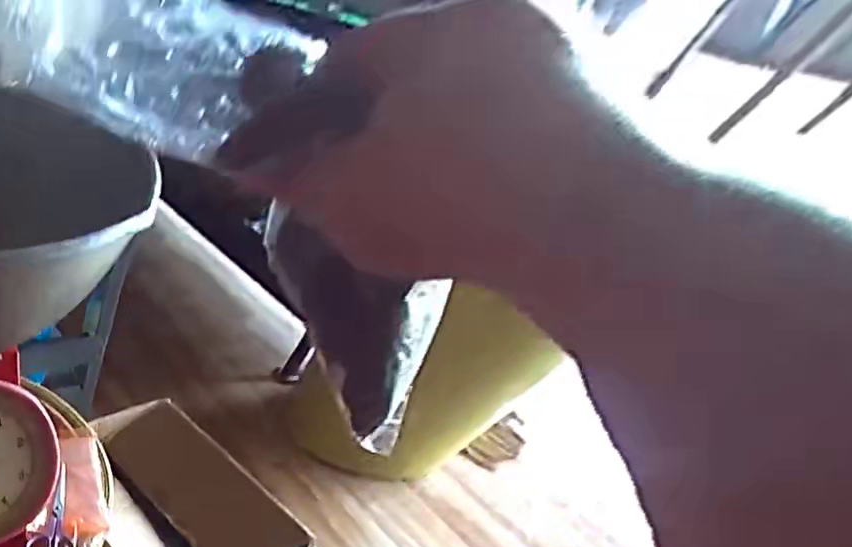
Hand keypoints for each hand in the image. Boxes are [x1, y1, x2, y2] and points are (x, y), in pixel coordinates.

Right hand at [219, 0, 644, 286]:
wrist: (588, 221)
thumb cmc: (440, 201)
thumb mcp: (341, 199)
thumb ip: (291, 176)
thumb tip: (249, 166)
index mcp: (427, 32)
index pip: (342, 57)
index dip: (306, 111)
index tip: (296, 158)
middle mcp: (498, 15)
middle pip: (406, 70)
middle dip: (370, 122)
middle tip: (353, 181)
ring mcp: (562, 43)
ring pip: (463, 88)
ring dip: (428, 133)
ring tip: (413, 193)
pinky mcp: (601, 86)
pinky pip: (515, 109)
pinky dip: (481, 144)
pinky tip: (472, 192)